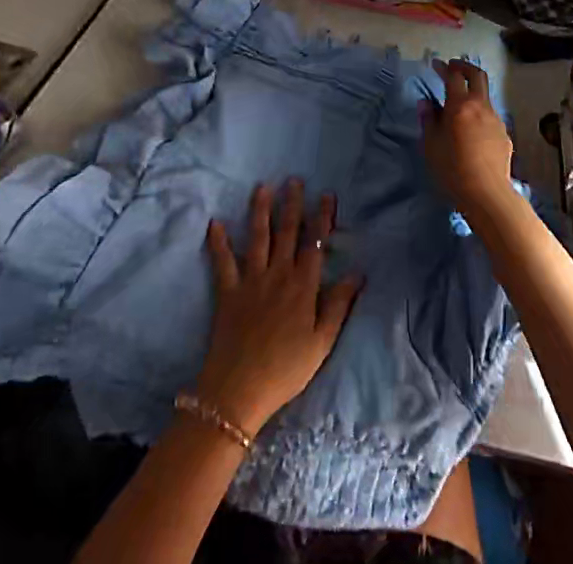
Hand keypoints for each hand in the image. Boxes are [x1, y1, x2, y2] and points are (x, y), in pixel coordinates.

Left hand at [197, 181, 362, 435]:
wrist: (238, 391)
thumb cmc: (287, 369)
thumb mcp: (323, 341)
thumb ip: (338, 304)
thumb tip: (358, 272)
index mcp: (303, 286)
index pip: (315, 243)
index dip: (321, 217)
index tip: (326, 195)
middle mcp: (277, 275)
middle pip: (286, 233)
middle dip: (292, 205)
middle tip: (294, 180)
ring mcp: (250, 282)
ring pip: (257, 238)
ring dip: (260, 211)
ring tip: (262, 188)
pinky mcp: (226, 293)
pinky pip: (222, 262)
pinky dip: (218, 242)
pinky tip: (215, 223)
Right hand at [420, 59, 514, 211]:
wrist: (486, 192)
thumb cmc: (452, 169)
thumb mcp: (431, 145)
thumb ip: (429, 120)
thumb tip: (426, 104)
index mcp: (460, 106)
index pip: (453, 77)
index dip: (445, 67)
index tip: (437, 65)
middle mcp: (481, 107)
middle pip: (478, 76)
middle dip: (465, 67)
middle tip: (453, 67)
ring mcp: (496, 120)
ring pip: (485, 97)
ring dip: (473, 92)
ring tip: (461, 103)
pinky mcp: (504, 135)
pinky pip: (490, 117)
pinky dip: (480, 114)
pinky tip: (472, 129)